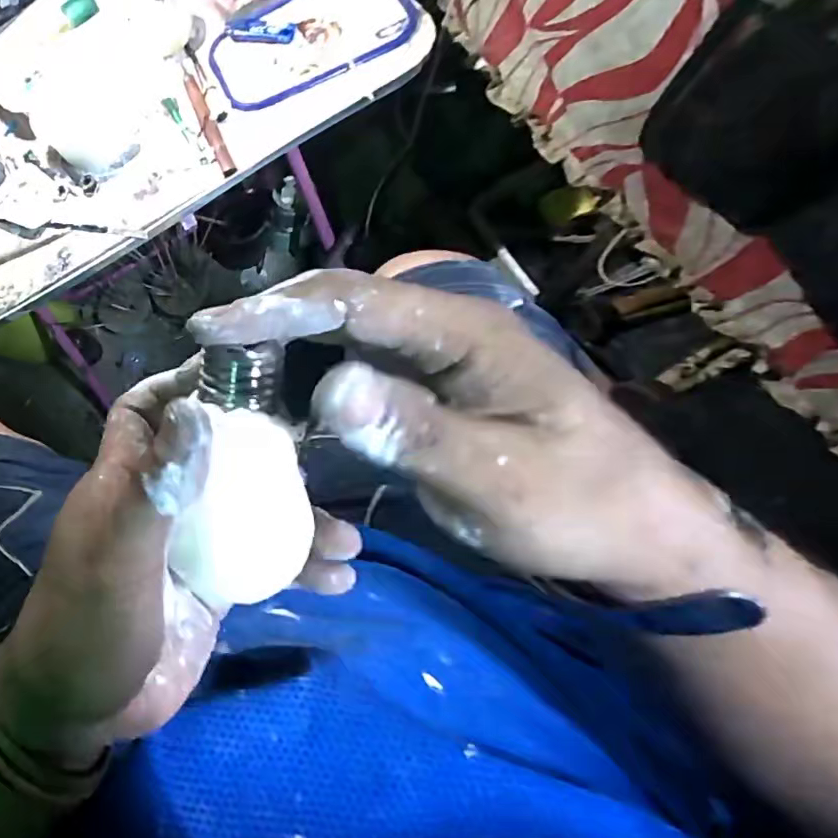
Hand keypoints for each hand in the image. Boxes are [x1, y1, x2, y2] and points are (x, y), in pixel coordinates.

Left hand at [0, 363, 361, 764]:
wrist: (82, 707)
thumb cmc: (89, 621)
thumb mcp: (119, 551)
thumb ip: (155, 484)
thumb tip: (194, 406)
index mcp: (120, 481)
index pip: (144, 413)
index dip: (178, 386)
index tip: (236, 372)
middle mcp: (154, 504)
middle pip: (212, 456)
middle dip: (262, 450)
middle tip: (317, 454)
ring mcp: (185, 547)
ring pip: (247, 510)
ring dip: (297, 517)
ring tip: (347, 539)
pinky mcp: (210, 588)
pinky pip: (261, 562)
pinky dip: (297, 565)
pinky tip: (336, 577)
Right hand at [188, 270, 734, 591]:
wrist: (634, 537)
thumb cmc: (579, 505)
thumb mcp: (499, 477)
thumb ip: (413, 431)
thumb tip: (327, 388)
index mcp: (462, 333)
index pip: (351, 301)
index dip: (275, 309)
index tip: (209, 327)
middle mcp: (434, 334)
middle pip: (331, 309)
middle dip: (263, 323)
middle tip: (203, 351)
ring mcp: (422, 363)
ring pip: (329, 340)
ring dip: (273, 353)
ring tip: (220, 378)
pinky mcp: (412, 393)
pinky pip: (337, 376)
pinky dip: (295, 388)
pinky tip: (265, 411)